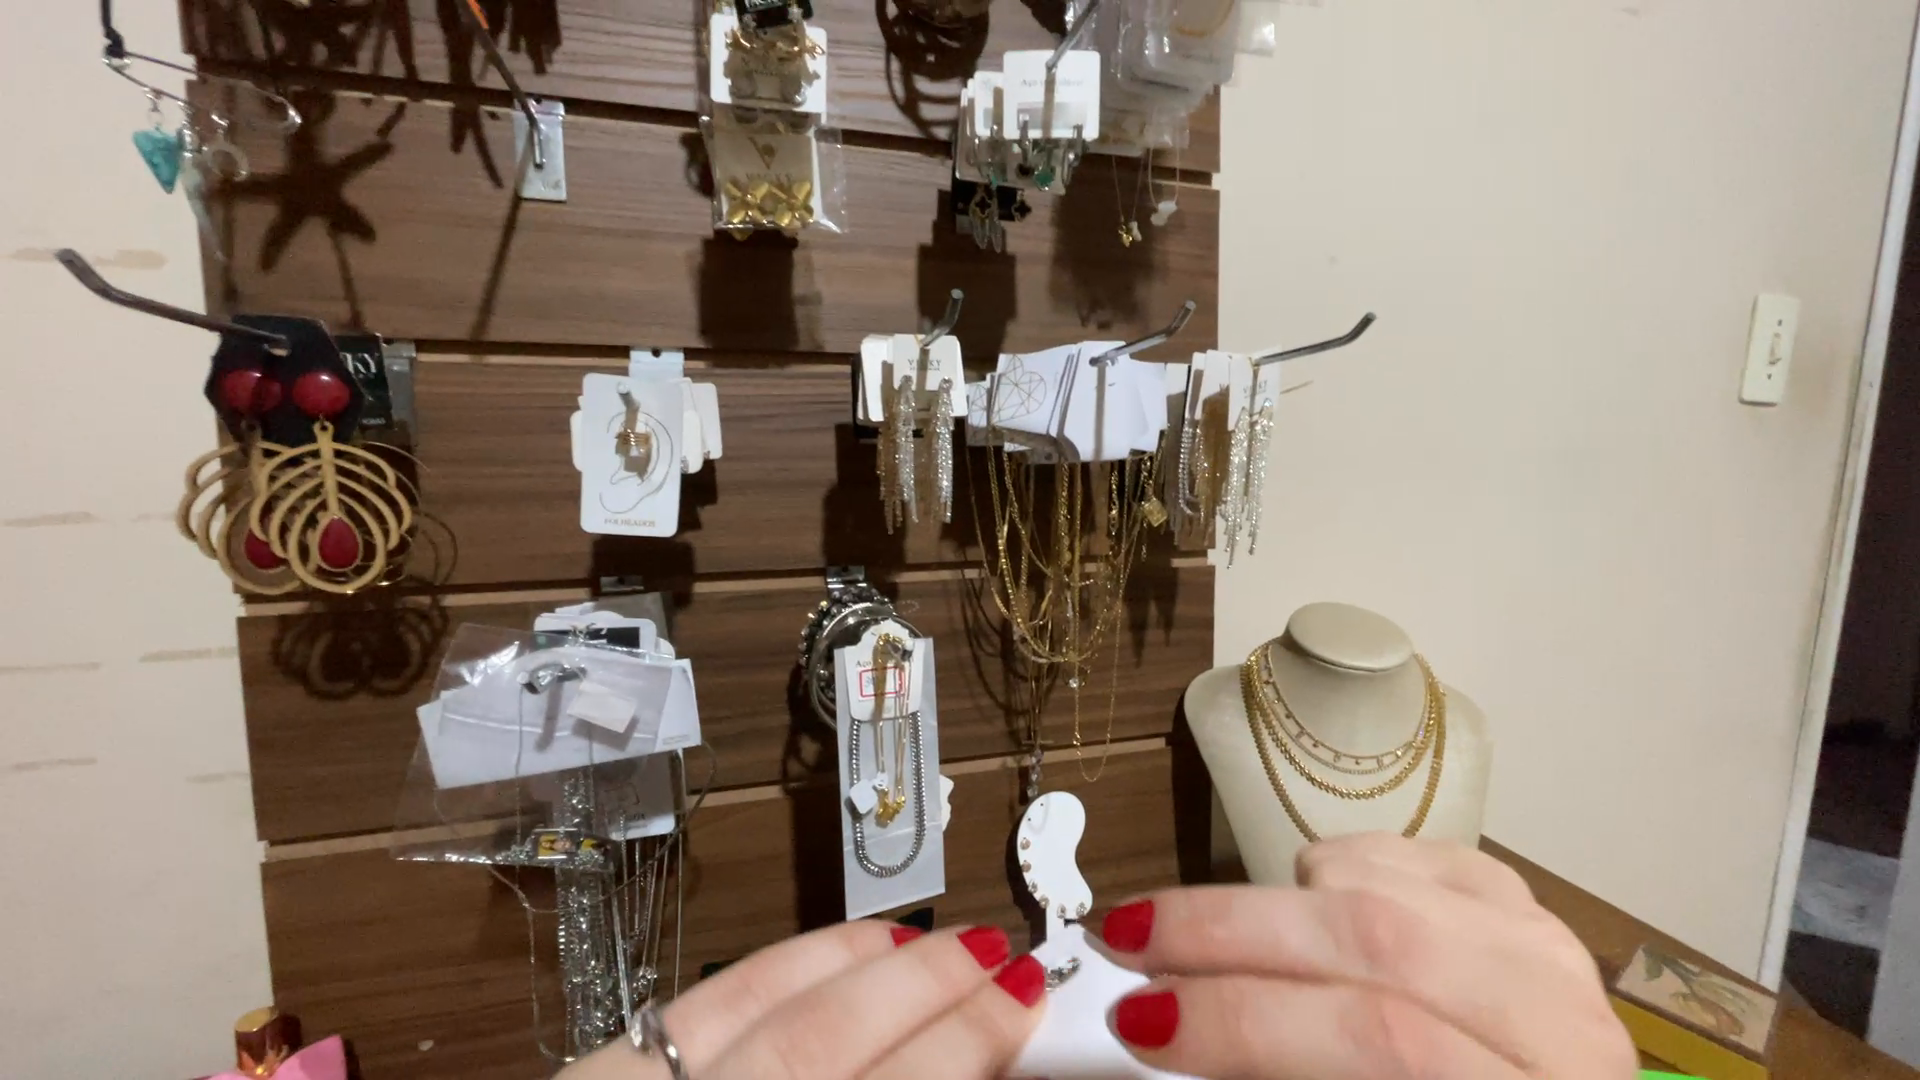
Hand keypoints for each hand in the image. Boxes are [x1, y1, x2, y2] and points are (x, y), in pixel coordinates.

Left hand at [557, 921, 1045, 1079]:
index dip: (963, 1045)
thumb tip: (967, 1069)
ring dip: (872, 963)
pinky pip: (714, 993)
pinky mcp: (599, 1072)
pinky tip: (849, 946)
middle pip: (830, 1044)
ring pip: (773, 1004)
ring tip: (944, 942)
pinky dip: (795, 958)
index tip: (1021, 1000)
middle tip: (1002, 958)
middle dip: (932, 993)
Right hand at [1096, 834, 1638, 1078]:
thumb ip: (1265, 1070)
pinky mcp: (1515, 896)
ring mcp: (1544, 946)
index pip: (1380, 1043)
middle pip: (1372, 939)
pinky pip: (1390, 851)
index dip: (1242, 1022)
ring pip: (1375, 883)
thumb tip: (1155, 1017)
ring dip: (1268, 903)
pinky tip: (1304, 911)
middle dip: (1224, 930)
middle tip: (1126, 936)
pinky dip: (1321, 870)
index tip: (1134, 1020)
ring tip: (1217, 940)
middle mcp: (1563, 1026)